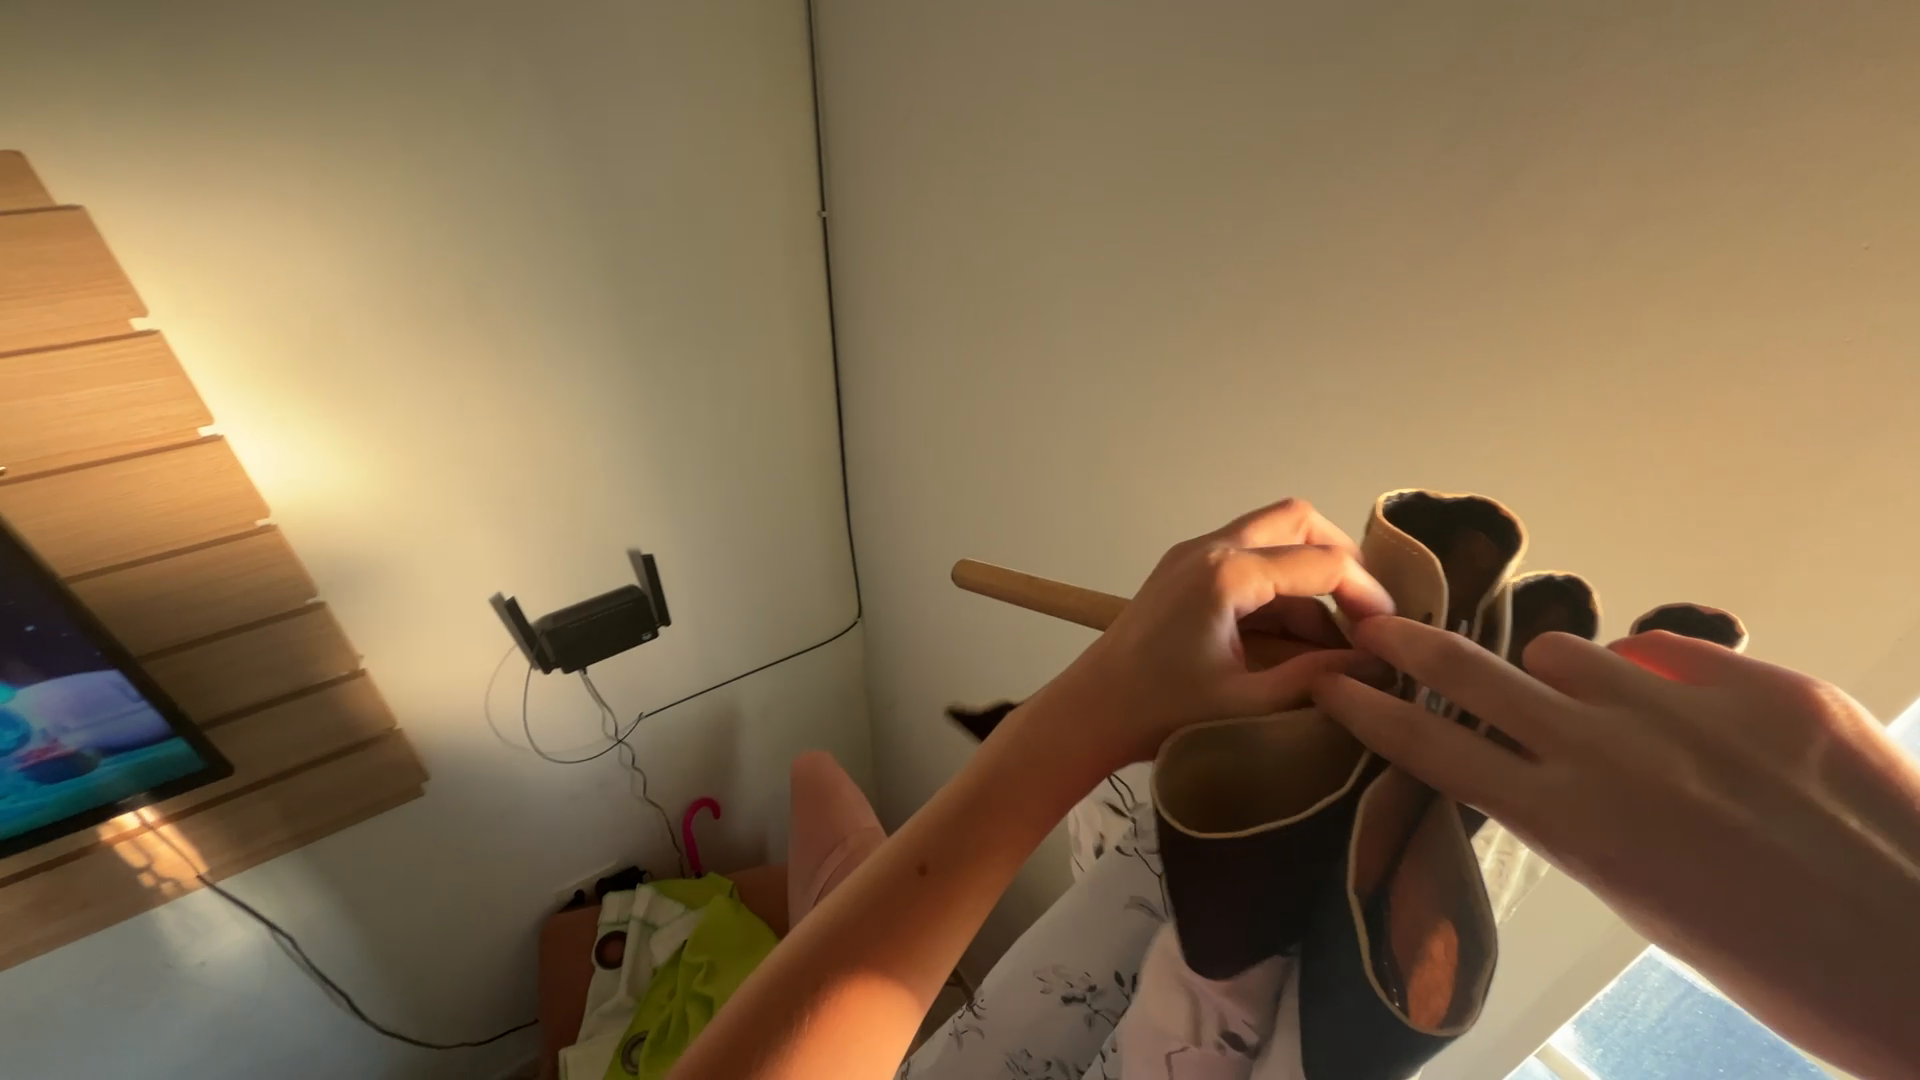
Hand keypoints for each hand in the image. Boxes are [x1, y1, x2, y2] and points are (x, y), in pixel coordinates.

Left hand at [1036, 498, 1395, 768]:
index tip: (1389, 635)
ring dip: (1306, 580)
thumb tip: (1378, 662)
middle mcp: (1208, 548)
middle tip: (1362, 615)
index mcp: (1226, 574)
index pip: (1322, 562)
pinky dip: (1275, 590)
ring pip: (1269, 539)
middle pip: (1294, 521)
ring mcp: (1190, 556)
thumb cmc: (1160, 713)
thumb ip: (1318, 677)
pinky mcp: (1181, 572)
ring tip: (1329, 645)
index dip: (1367, 594)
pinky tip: (1288, 642)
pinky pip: (1244, 562)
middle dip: (1337, 561)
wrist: (1090, 711)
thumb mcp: (1248, 702)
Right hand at [1313, 618, 1919, 1079]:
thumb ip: (1563, 805)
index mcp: (1573, 822)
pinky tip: (1694, 714)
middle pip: (1471, 670)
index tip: (1328, 681)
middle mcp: (1614, 752)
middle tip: (1376, 625)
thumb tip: (1530, 739)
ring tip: (1597, 709)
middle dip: (1408, 642)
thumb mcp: (1628, 891)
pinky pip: (1668, 651)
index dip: (1365, 707)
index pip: (1430, 745)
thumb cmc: (1769, 959)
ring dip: (1556, 674)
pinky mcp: (1773, 687)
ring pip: (1567, 649)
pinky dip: (1657, 675)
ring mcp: (1694, 710)